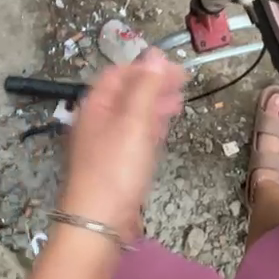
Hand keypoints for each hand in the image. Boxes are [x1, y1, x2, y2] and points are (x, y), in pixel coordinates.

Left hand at [57, 49, 183, 234]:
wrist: (98, 222)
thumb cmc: (115, 170)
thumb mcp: (134, 122)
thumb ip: (146, 87)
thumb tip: (155, 55)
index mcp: (95, 106)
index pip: (118, 73)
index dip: (145, 66)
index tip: (174, 67)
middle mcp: (96, 122)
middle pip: (125, 93)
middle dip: (153, 84)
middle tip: (182, 83)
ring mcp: (104, 145)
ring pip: (130, 116)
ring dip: (153, 105)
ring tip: (178, 104)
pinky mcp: (114, 166)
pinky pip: (133, 137)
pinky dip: (149, 128)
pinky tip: (161, 132)